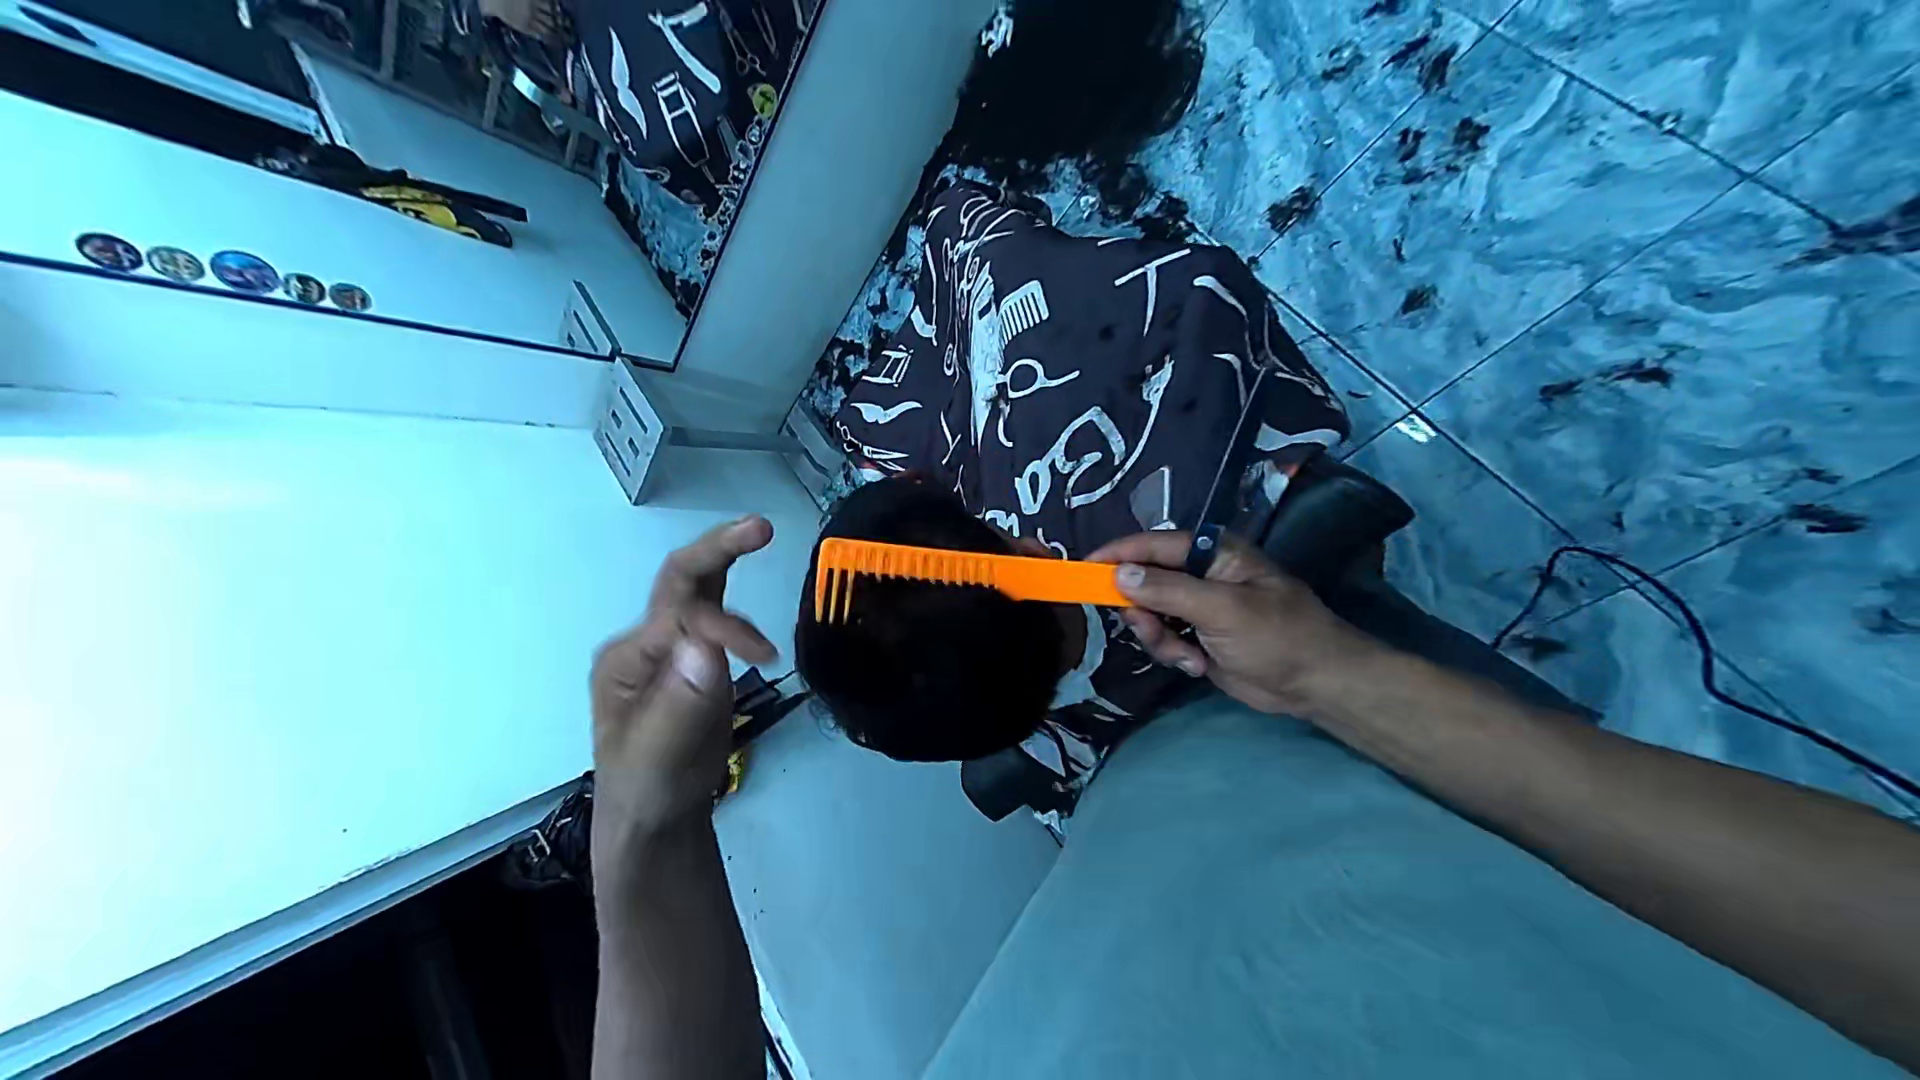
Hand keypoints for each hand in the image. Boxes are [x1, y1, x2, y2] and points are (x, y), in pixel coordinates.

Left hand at [589, 516, 778, 869]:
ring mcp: (671, 647)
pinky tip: (754, 575)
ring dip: (728, 560)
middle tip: (761, 527)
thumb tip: (708, 647)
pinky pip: (716, 612)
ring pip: (699, 588)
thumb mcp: (659, 754)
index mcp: (627, 657)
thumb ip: (681, 702)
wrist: (656, 817)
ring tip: (761, 534)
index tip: (763, 656)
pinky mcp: (698, 659)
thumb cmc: (649, 788)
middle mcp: (646, 641)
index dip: (724, 627)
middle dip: (718, 549)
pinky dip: (738, 593)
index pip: (681, 616)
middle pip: (681, 580)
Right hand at [1087, 530, 1382, 716]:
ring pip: (1148, 614)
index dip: (1118, 554)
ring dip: (1160, 638)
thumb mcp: (1222, 610)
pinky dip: (1173, 653)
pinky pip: (1162, 638)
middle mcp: (1200, 574)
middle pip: (1144, 582)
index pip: (1153, 545)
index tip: (1084, 568)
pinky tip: (1198, 665)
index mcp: (1212, 553)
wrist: (1315, 685)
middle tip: (1153, 630)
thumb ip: (1168, 591)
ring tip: (1187, 656)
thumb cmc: (1278, 636)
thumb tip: (1118, 574)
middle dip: (1143, 611)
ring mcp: (1197, 606)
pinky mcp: (1196, 635)